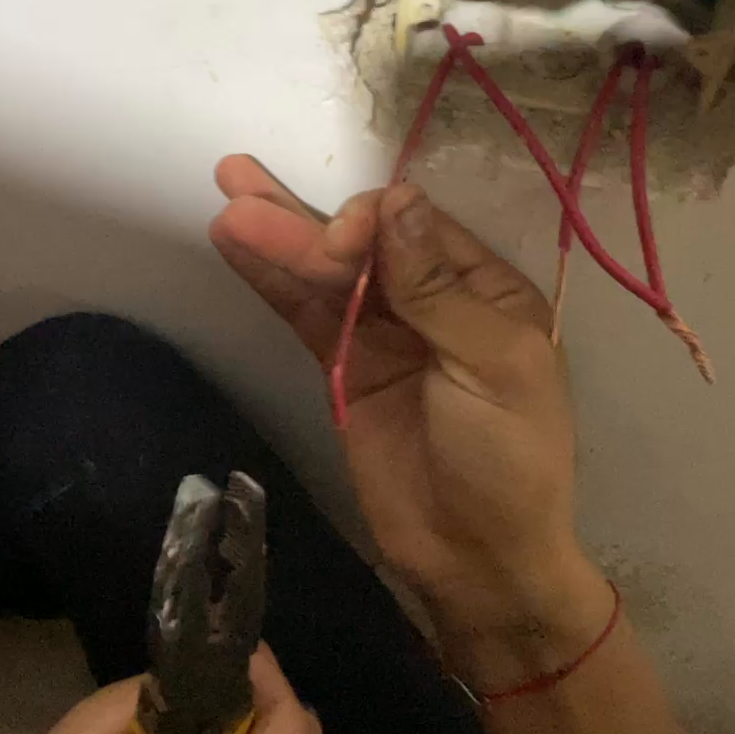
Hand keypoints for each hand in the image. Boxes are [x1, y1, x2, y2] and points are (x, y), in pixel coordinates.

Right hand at [210, 155, 593, 629]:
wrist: (476, 556)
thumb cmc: (507, 458)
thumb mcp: (492, 365)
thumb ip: (436, 287)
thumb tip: (398, 200)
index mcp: (483, 291)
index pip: (414, 229)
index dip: (369, 223)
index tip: (336, 244)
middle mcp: (429, 302)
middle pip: (360, 245)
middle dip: (303, 216)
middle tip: (238, 177)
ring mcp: (381, 335)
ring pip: (324, 277)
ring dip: (276, 239)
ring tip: (227, 198)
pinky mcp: (344, 369)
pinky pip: (306, 316)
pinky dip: (273, 284)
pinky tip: (237, 249)